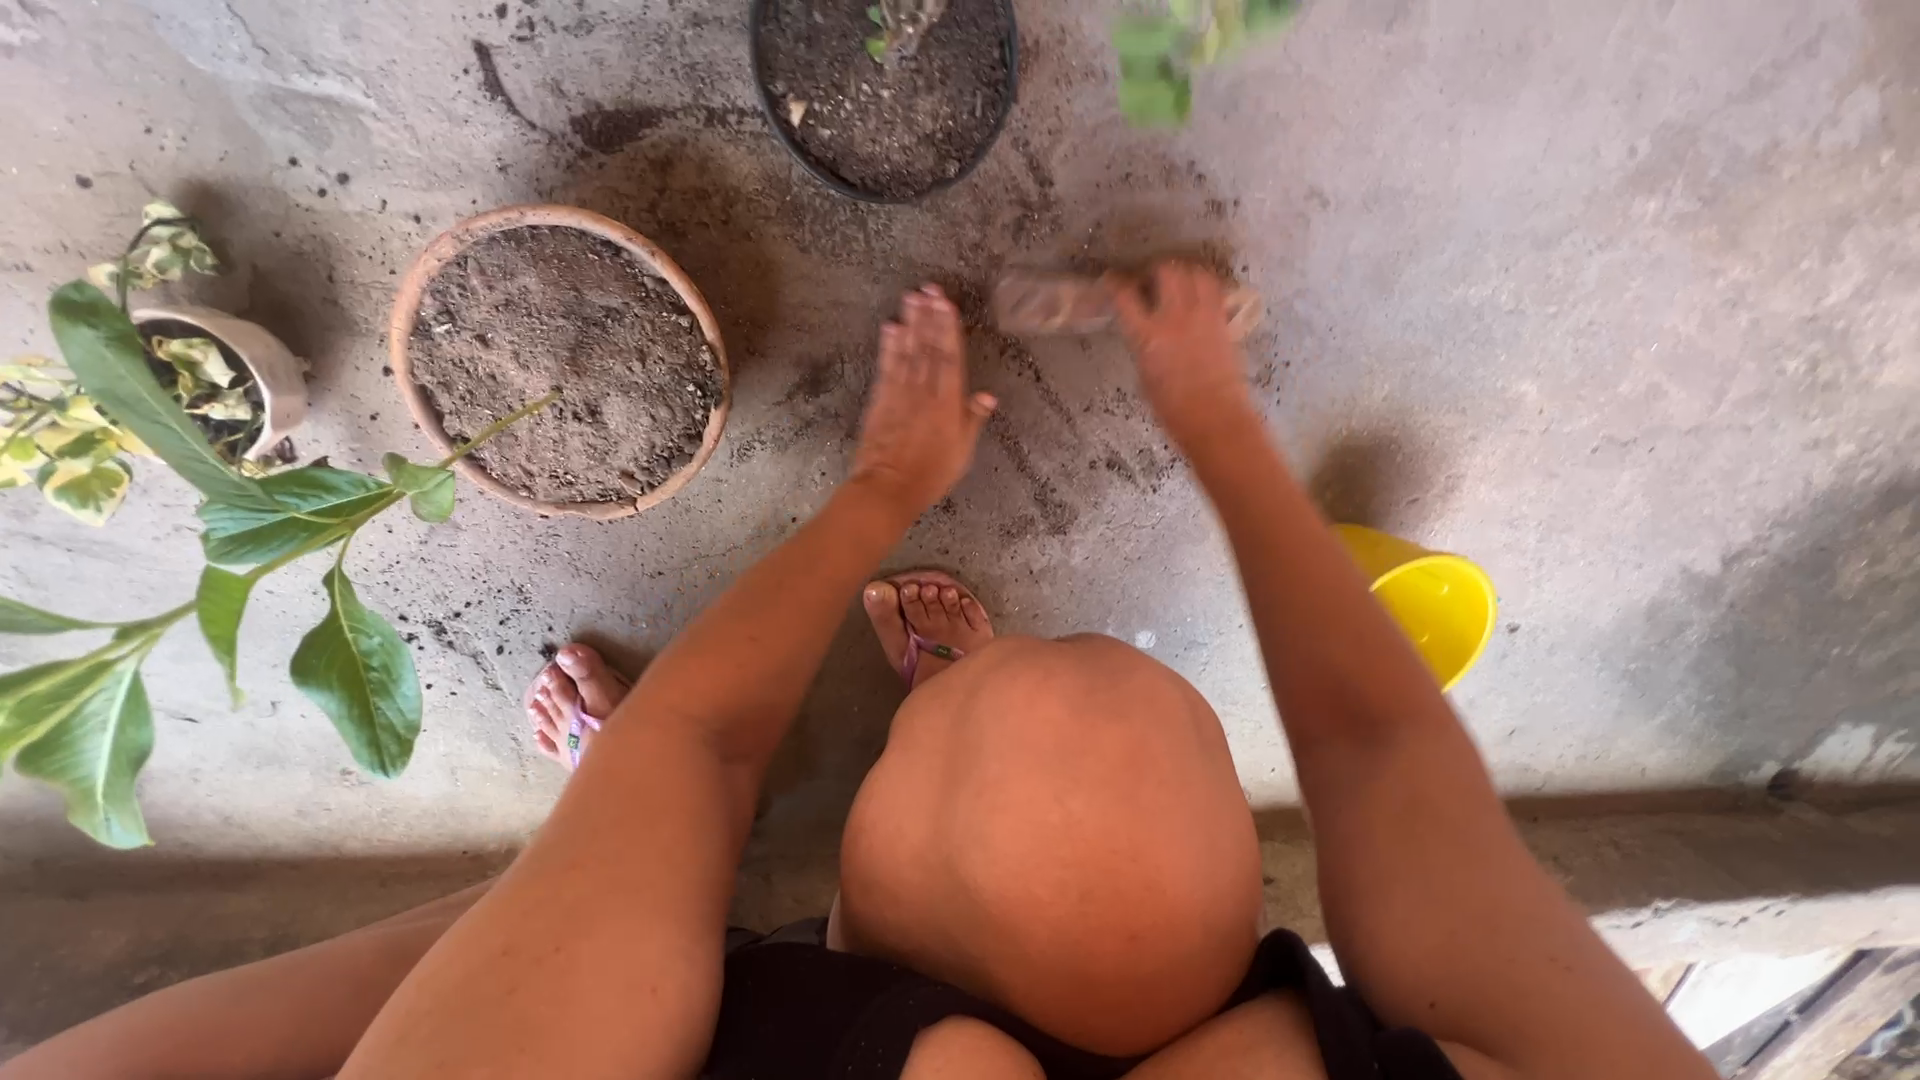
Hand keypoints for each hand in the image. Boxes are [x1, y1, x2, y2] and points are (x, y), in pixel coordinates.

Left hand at [850, 285, 996, 516]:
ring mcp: (899, 394)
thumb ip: (973, 420)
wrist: (888, 488)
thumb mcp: (962, 452)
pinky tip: (890, 327)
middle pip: (928, 347)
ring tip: (912, 297)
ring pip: (907, 351)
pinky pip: (886, 367)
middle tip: (929, 288)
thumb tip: (987, 396)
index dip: (948, 328)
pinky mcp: (879, 401)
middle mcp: (924, 392)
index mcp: (948, 403)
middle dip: (929, 316)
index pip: (950, 357)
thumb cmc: (930, 474)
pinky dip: (888, 346)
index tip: (947, 303)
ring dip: (910, 323)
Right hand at [1107, 262, 1255, 448]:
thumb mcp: (1145, 377)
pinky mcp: (1223, 321)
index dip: (1114, 284)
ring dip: (1183, 271)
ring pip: (1194, 272)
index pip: (1124, 297)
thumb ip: (1143, 348)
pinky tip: (1199, 293)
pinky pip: (1214, 289)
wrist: (1215, 417)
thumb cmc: (1173, 409)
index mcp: (1147, 336)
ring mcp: (1203, 316)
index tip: (1111, 281)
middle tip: (1150, 280)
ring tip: (1177, 280)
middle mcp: (1175, 318)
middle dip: (1154, 270)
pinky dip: (1205, 283)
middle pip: (1165, 271)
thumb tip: (1144, 335)